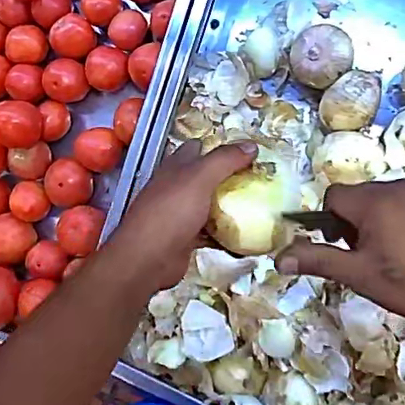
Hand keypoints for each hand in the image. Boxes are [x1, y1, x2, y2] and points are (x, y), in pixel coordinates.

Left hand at [98, 141, 253, 291]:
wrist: (148, 259)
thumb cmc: (169, 213)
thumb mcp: (199, 178)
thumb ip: (224, 160)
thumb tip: (250, 146)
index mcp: (175, 167)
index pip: (197, 148)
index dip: (218, 146)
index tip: (244, 151)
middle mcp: (175, 188)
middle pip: (205, 178)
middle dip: (228, 177)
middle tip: (256, 179)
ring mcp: (179, 214)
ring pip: (208, 205)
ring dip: (228, 206)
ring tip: (256, 206)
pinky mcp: (185, 238)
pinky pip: (210, 232)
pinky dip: (225, 233)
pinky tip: (243, 235)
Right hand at [276, 180, 404, 331]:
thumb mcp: (360, 276)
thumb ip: (318, 261)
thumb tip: (278, 258)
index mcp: (374, 202)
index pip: (335, 196)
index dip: (334, 222)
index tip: (350, 247)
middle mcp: (400, 186)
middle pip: (363, 195)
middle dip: (361, 219)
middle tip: (376, 255)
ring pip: (392, 196)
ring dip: (388, 216)